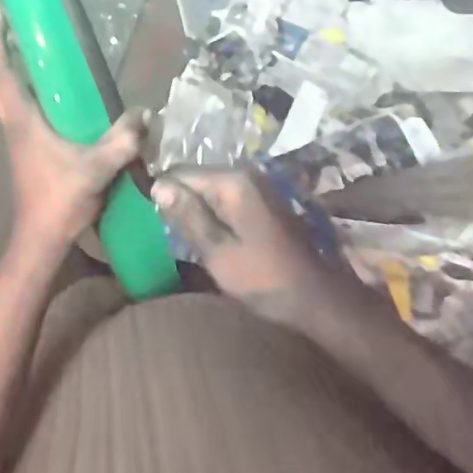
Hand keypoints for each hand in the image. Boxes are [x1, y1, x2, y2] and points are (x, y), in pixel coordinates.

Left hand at [0, 11, 145, 249]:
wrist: (41, 239)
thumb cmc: (59, 199)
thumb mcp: (96, 168)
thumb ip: (121, 140)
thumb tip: (144, 113)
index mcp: (21, 120)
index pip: (0, 73)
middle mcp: (13, 124)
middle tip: (13, 26)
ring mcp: (17, 138)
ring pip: (3, 95)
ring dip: (9, 70)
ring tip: (29, 49)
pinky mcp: (25, 149)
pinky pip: (18, 109)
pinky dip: (23, 91)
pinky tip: (49, 92)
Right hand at [151, 167, 347, 327]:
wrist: (319, 299)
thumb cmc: (264, 278)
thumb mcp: (218, 252)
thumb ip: (188, 215)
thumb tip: (159, 185)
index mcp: (232, 181)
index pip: (181, 173)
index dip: (163, 193)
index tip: (153, 219)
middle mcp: (245, 173)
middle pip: (197, 177)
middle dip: (180, 200)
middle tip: (170, 231)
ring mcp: (258, 186)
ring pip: (211, 188)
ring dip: (197, 208)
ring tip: (186, 236)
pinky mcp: (264, 200)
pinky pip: (226, 197)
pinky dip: (214, 213)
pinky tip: (210, 235)